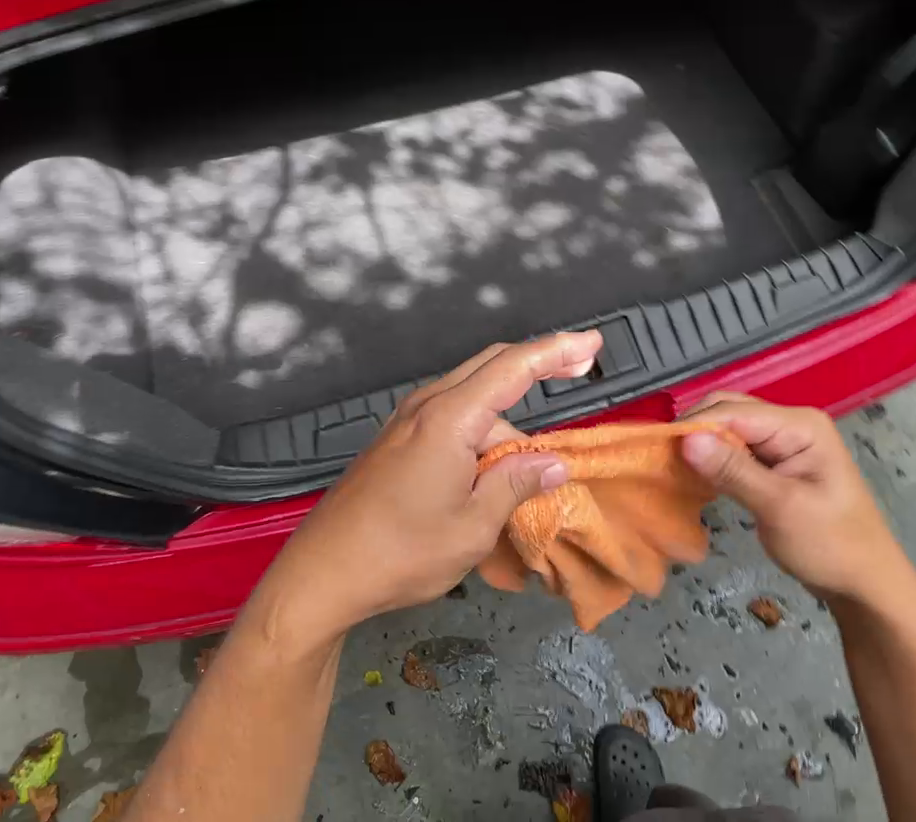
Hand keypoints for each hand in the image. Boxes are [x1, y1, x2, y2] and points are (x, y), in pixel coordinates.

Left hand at [250, 332, 603, 642]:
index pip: (514, 368)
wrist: (322, 573)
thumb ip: (517, 484)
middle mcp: (427, 406)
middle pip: (492, 365)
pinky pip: (452, 415)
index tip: (594, 342)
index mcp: (450, 418)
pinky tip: (494, 461)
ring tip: (532, 465)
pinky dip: (483, 425)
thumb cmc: (401, 553)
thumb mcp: (473, 527)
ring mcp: (407, 421)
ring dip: (508, 414)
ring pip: (472, 395)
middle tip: (582, 367)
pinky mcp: (397, 440)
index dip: (557, 350)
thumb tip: (554, 464)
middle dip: (539, 362)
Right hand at [678, 393, 899, 602]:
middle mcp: (791, 424)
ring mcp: (784, 443)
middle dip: (695, 431)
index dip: (694, 427)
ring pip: (729, 429)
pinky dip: (714, 459)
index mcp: (799, 425)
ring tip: (672, 467)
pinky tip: (696, 476)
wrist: (865, 586)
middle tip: (662, 460)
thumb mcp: (780, 508)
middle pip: (728, 411)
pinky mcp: (776, 463)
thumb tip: (686, 440)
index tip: (656, 450)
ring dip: (702, 445)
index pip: (733, 411)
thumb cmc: (830, 546)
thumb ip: (733, 470)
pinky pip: (736, 449)